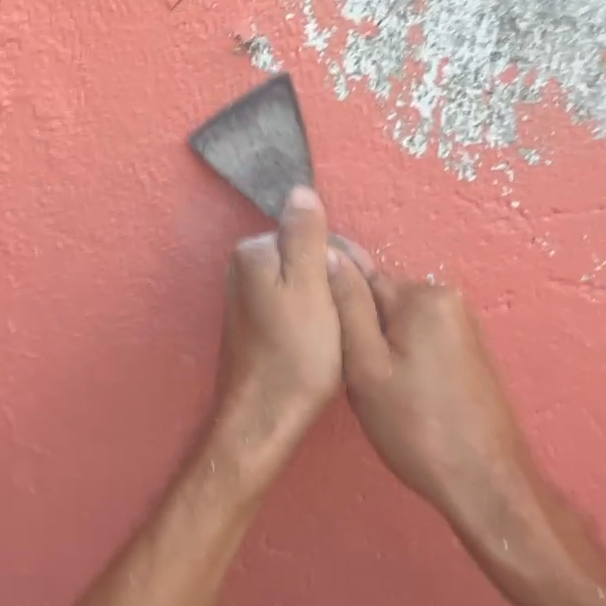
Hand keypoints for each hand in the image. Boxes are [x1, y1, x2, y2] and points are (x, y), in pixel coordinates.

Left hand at [209, 187, 341, 479]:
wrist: (264, 416)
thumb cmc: (296, 353)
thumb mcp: (312, 286)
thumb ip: (306, 235)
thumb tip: (301, 190)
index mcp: (255, 250)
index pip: (314, 234)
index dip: (346, 259)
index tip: (362, 289)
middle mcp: (243, 267)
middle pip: (306, 256)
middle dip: (335, 278)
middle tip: (354, 315)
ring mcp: (246, 295)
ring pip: (303, 282)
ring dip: (327, 299)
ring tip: (342, 331)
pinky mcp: (253, 322)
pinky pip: (292, 305)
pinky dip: (312, 317)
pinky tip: (323, 341)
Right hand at [326, 257, 541, 541]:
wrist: (486, 486)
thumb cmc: (417, 427)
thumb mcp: (365, 365)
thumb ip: (346, 304)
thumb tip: (328, 252)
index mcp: (423, 295)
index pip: (358, 279)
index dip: (339, 314)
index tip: (336, 349)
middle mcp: (448, 299)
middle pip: (379, 301)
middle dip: (362, 333)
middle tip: (358, 378)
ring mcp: (462, 325)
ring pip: (396, 324)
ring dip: (381, 350)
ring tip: (382, 392)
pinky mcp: (468, 351)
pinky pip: (418, 340)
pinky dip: (403, 361)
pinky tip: (404, 396)